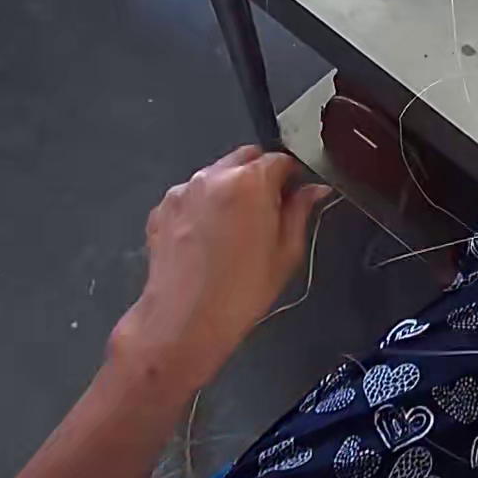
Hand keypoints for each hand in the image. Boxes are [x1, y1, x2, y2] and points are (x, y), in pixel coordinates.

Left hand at [110, 146, 330, 397]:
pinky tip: (211, 235)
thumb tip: (316, 189)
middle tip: (270, 208)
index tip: (296, 198)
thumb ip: (301, 210)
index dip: (293, 176)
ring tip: (237, 225)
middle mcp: (214, 176)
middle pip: (246, 157)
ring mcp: (183, 190)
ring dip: (233, 186)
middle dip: (262, 174)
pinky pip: (193, 193)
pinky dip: (206, 202)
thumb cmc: (247, 287)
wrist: (184, 320)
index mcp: (251, 181)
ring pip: (218, 173)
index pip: (280, 159)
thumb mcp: (288, 250)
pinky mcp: (161, 209)